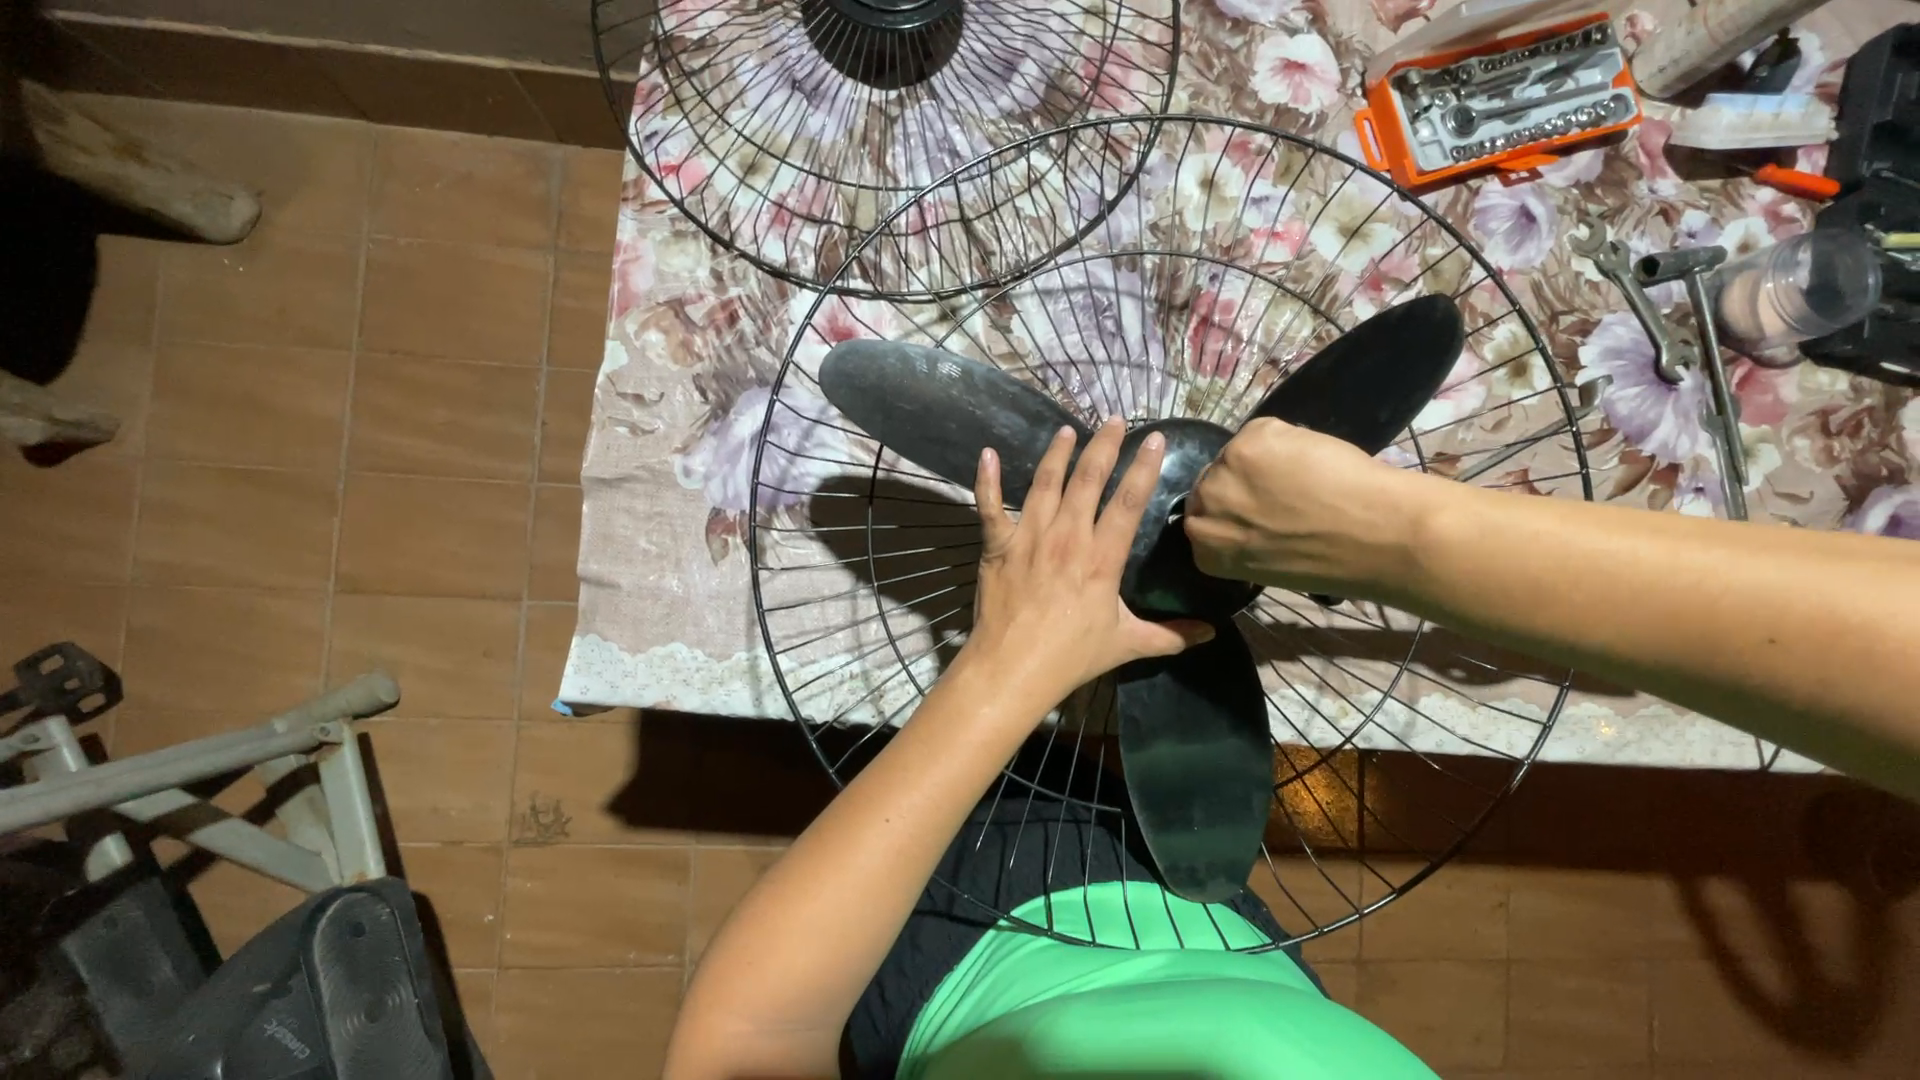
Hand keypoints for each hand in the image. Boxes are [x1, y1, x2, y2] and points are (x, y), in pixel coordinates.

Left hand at [962, 419, 1214, 710]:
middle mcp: (1067, 537)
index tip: (1155, 439)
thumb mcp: (1127, 644)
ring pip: (1044, 484)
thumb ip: (1170, 635)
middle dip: (1103, 446)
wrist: (1013, 668)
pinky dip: (986, 480)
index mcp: (1102, 558)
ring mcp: (1029, 538)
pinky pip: (990, 507)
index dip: (1143, 467)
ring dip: (1057, 454)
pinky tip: (987, 454)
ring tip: (1068, 430)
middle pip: (1087, 480)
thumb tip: (1210, 633)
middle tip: (1114, 420)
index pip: (1128, 502)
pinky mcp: (997, 546)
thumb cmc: (1072, 655)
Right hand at [1183, 418, 1445, 599]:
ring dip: (1262, 461)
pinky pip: (1265, 431)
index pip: (1201, 518)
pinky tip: (1312, 460)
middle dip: (1239, 485)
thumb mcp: (1263, 565)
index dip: (1231, 512)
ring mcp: (1223, 470)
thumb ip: (1239, 539)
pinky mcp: (1250, 440)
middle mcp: (1202, 507)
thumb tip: (1245, 512)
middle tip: (1278, 493)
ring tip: (1299, 476)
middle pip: (1211, 483)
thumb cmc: (1329, 563)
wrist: (1376, 536)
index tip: (1256, 515)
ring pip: (1237, 455)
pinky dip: (1288, 440)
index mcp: (1203, 547)